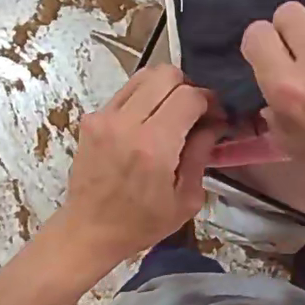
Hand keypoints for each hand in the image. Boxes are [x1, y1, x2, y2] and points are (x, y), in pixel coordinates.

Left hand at [50, 64, 221, 267]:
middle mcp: (126, 124)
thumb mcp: (186, 199)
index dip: (209, 100)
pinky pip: (126, 92)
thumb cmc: (141, 223)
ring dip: (165, 88)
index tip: (215, 116)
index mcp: (153, 147)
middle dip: (188, 88)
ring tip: (172, 114)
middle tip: (195, 112)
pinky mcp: (91, 119)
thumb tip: (214, 123)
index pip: (189, 96)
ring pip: (144, 75)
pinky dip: (144, 99)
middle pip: (166, 74)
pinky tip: (149, 124)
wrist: (89, 230)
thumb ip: (201, 154)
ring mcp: (104, 118)